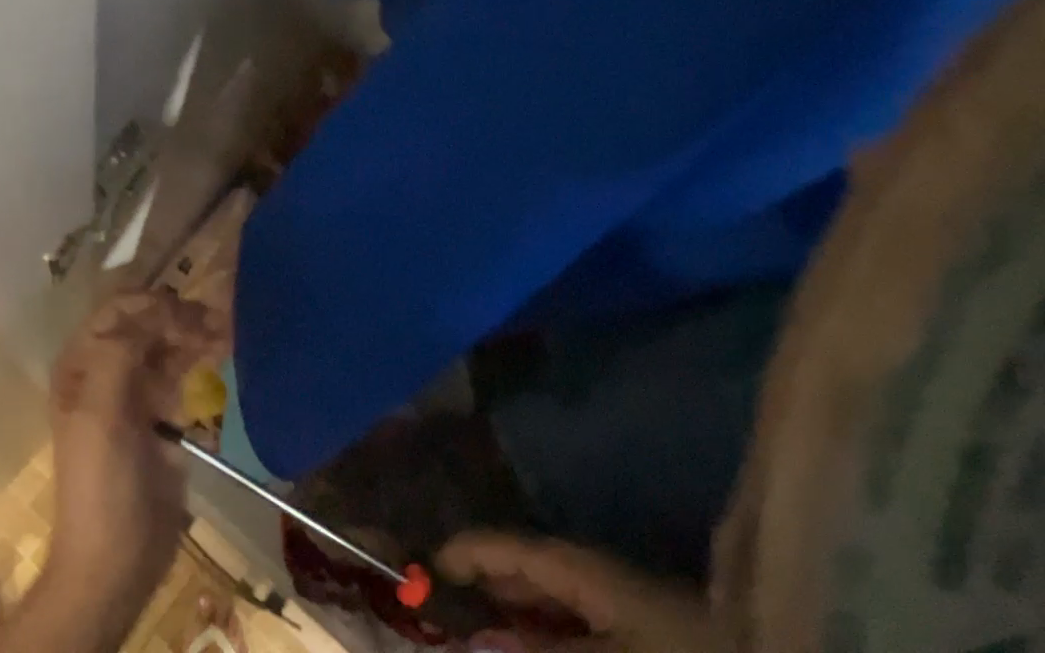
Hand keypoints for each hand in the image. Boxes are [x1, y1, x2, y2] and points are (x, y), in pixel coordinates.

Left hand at [45, 291, 211, 603]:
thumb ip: (119, 354)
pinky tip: (223, 351)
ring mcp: (133, 392)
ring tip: (226, 333)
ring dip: (194, 332)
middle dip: (178, 315)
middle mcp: (104, 370)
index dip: (151, 304)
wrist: (116, 557)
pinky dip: (200, 357)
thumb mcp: (100, 414)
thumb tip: (153, 312)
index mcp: (80, 364)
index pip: (116, 312)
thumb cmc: (101, 484)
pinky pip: (180, 372)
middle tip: (217, 322)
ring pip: (165, 345)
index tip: (190, 312)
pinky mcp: (160, 416)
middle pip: (144, 324)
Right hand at [436, 533, 723, 652]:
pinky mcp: (639, 626)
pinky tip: (528, 642)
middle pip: (527, 570)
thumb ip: (543, 651)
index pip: (511, 548)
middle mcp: (598, 576)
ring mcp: (622, 602)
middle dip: (483, 586)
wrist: (767, 646)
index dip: (466, 553)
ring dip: (512, 613)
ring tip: (476, 631)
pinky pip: (574, 620)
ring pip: (550, 597)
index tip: (423, 568)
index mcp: (587, 570)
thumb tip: (477, 641)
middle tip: (441, 608)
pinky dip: (543, 630)